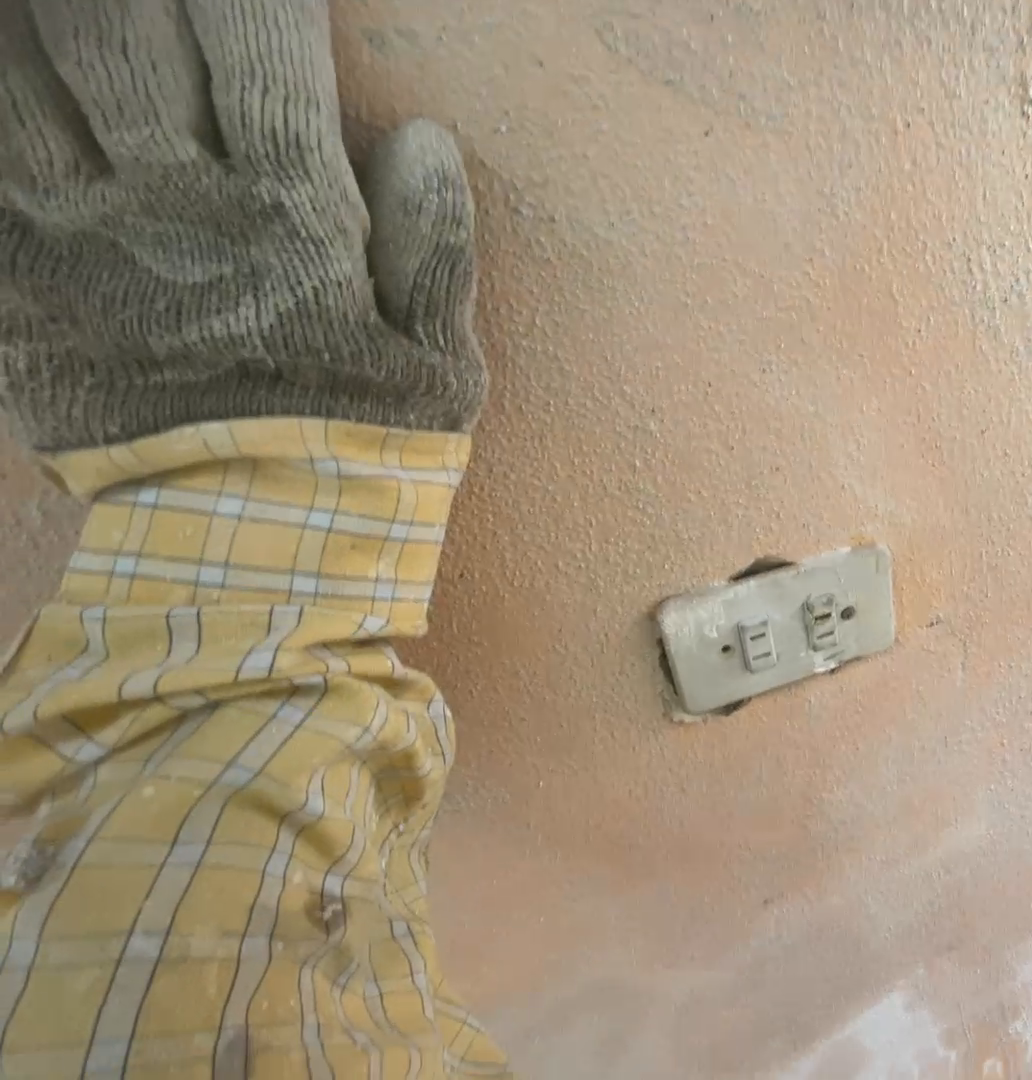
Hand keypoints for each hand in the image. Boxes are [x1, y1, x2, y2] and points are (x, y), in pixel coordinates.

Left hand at [0, 0, 483, 452]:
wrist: (265, 531)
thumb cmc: (374, 437)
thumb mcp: (445, 360)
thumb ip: (436, 249)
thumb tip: (427, 137)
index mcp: (291, 232)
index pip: (266, 76)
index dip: (263, 7)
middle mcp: (173, 216)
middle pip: (122, 44)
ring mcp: (74, 239)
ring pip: (20, 74)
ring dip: (47, 19)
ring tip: (83, 3)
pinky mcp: (9, 276)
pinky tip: (3, 55)